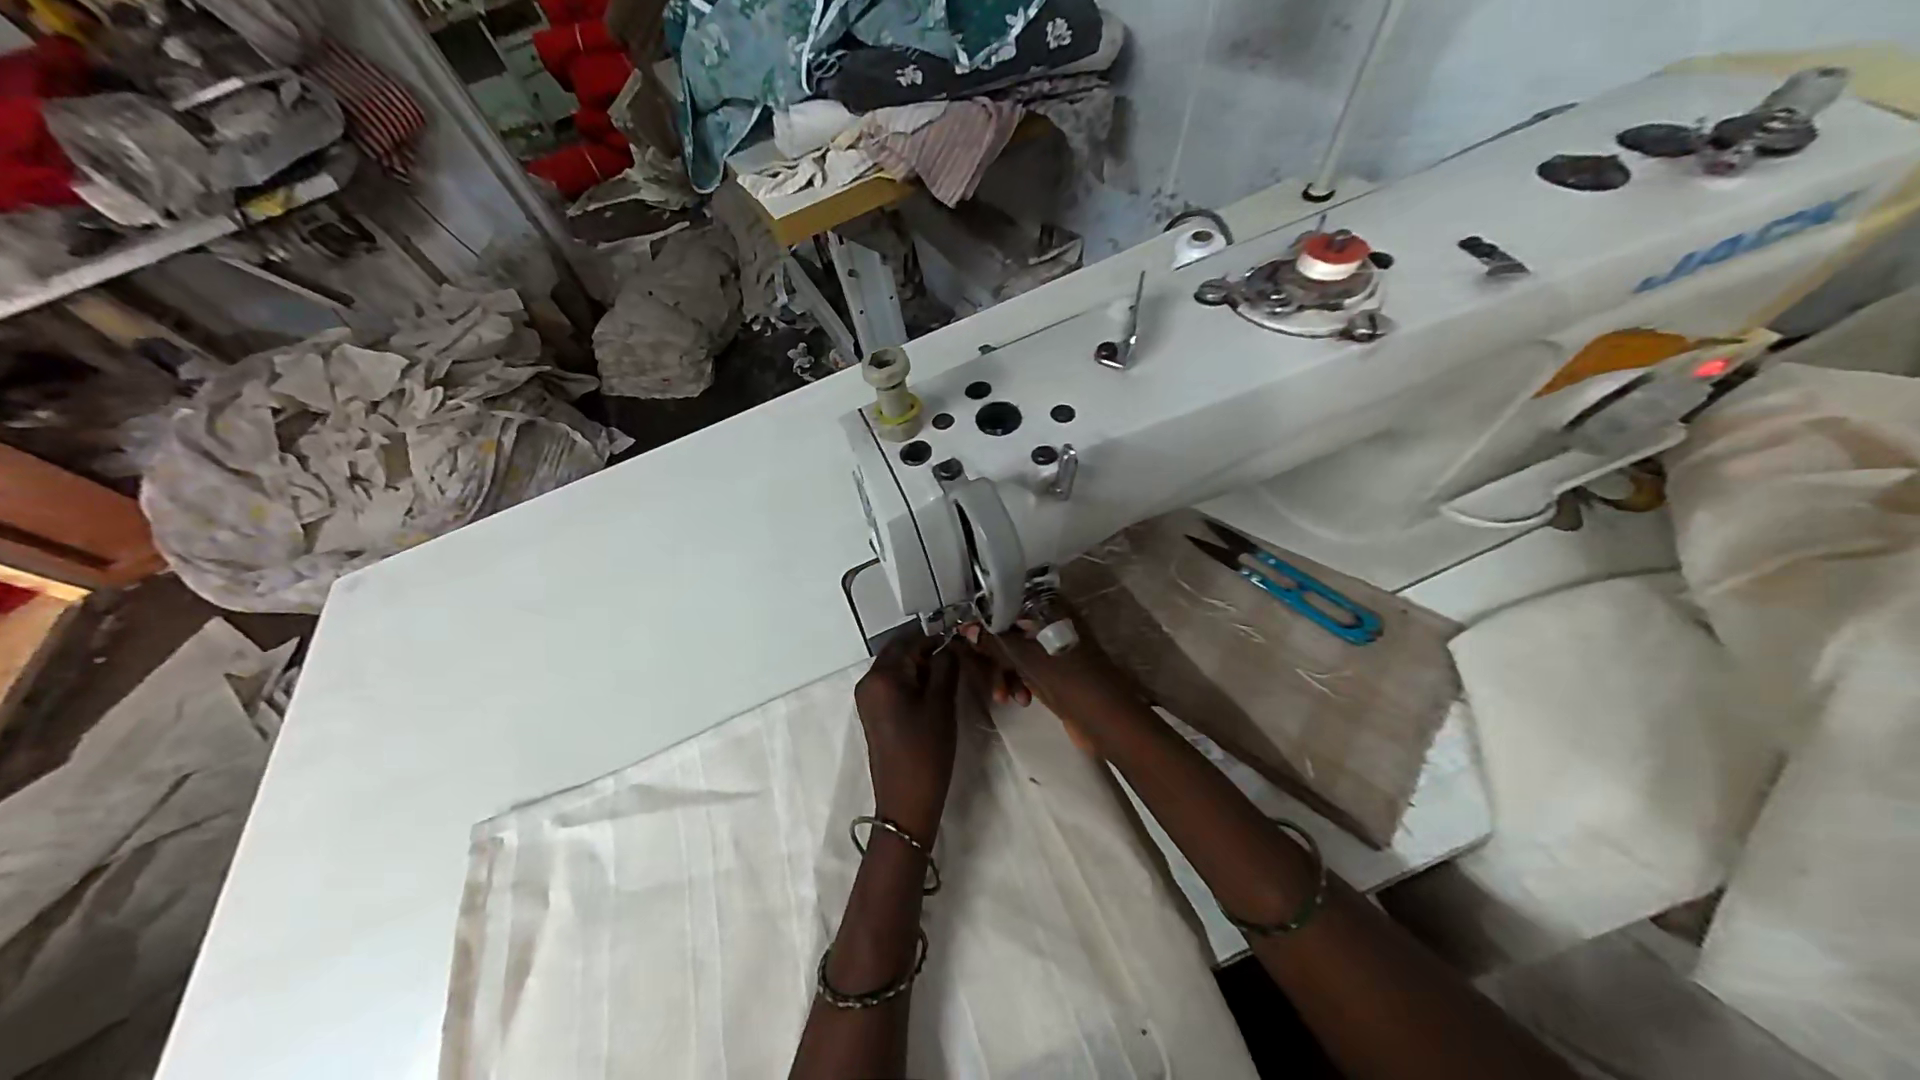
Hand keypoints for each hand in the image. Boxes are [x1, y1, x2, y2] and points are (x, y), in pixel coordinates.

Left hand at [854, 629, 960, 839]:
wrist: (906, 801)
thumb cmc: (926, 750)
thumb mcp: (941, 704)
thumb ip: (945, 667)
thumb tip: (949, 645)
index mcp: (882, 676)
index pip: (909, 640)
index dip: (935, 636)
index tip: (961, 639)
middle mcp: (868, 682)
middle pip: (899, 652)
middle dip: (927, 651)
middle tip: (958, 658)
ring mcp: (868, 699)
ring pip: (897, 669)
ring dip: (921, 667)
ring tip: (950, 676)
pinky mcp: (874, 714)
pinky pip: (893, 686)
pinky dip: (913, 682)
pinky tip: (934, 693)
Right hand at [961, 613, 1137, 752]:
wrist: (1109, 721)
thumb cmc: (1069, 680)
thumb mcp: (1026, 659)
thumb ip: (994, 641)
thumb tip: (965, 627)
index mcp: (1050, 610)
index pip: (1008, 603)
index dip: (985, 617)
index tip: (964, 631)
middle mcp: (1052, 623)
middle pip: (1010, 630)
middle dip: (993, 653)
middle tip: (978, 669)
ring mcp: (1055, 649)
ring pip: (1017, 653)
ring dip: (1005, 673)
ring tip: (1001, 697)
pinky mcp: (1057, 672)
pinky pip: (1028, 670)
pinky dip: (1019, 682)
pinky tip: (1018, 700)